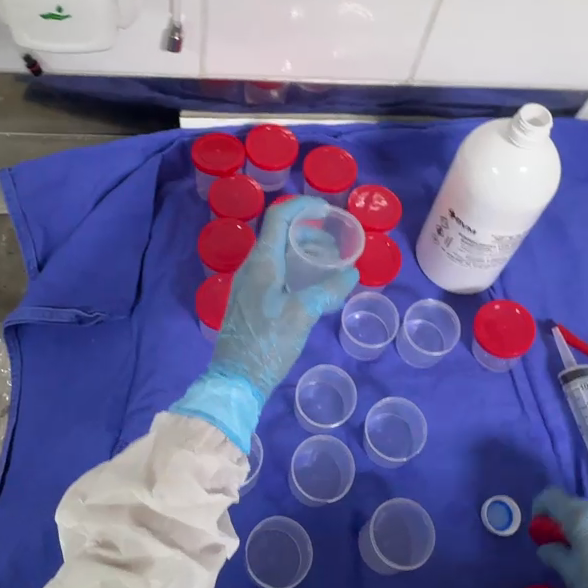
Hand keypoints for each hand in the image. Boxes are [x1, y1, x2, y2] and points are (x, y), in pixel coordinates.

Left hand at [170, 195, 358, 447]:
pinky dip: (296, 270)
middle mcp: (251, 267)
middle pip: (280, 235)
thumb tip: (352, 273)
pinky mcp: (251, 301)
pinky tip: (313, 286)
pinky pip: (275, 272)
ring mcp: (248, 284)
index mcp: (261, 263)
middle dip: (311, 233)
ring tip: (331, 265)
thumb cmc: (267, 344)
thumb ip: (327, 291)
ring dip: (304, 253)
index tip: (328, 209)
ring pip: (278, 255)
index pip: (279, 217)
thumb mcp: (303, 315)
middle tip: (338, 245)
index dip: (303, 206)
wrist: (236, 381)